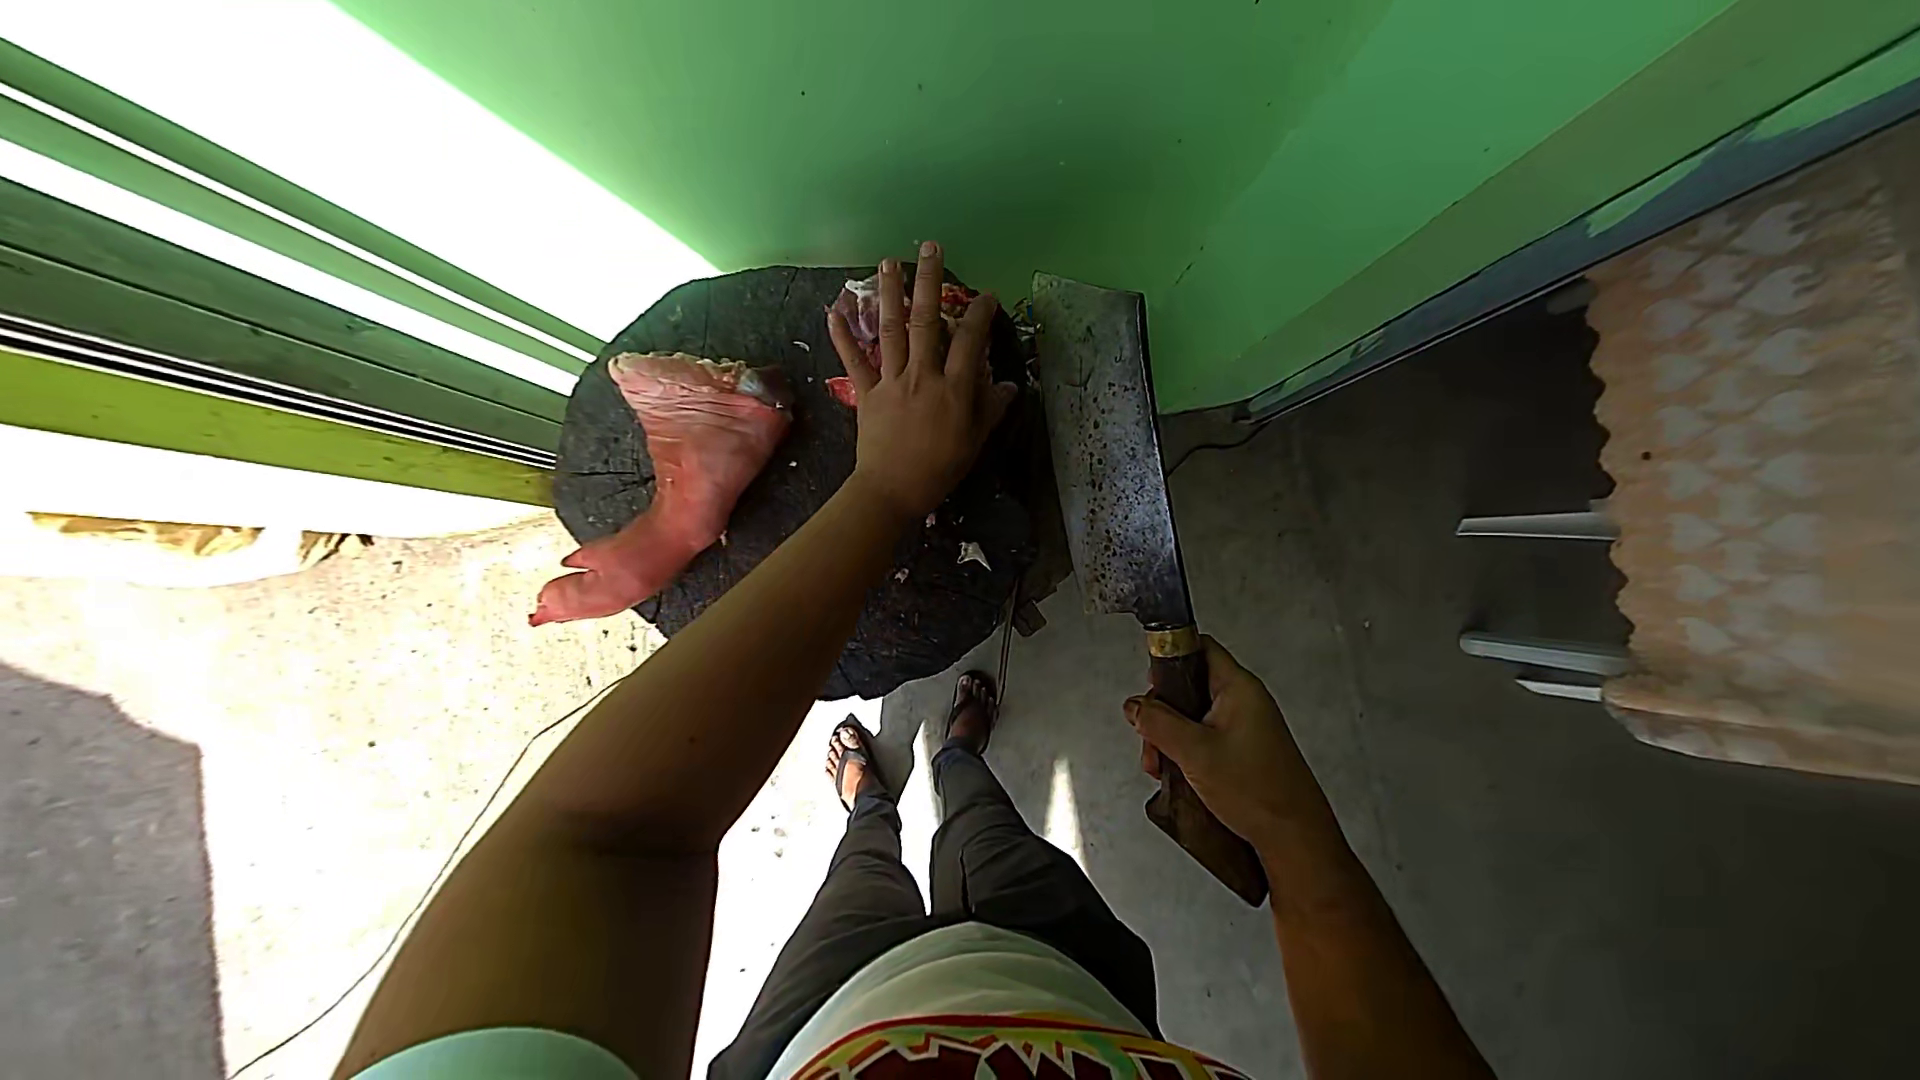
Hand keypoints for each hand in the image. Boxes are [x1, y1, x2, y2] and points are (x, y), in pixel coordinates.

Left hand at [826, 241, 1018, 521]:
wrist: (892, 490)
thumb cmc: (939, 469)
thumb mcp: (974, 442)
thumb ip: (990, 409)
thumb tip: (1008, 385)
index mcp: (952, 388)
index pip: (970, 340)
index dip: (981, 314)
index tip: (988, 297)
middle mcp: (922, 375)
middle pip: (927, 320)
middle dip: (929, 281)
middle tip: (930, 247)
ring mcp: (891, 381)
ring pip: (891, 329)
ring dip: (889, 293)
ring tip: (888, 262)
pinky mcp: (867, 393)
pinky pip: (854, 360)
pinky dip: (843, 336)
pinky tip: (834, 310)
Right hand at [1125, 637, 1332, 849]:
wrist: (1295, 842)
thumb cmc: (1260, 794)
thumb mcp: (1195, 752)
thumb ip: (1158, 722)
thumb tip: (1134, 706)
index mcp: (1238, 688)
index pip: (1199, 647)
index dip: (1171, 656)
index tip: (1150, 681)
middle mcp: (1242, 702)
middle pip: (1187, 685)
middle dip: (1161, 711)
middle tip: (1151, 736)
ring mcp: (1241, 727)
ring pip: (1189, 715)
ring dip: (1167, 736)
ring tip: (1162, 764)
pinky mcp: (1239, 750)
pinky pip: (1200, 737)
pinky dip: (1182, 751)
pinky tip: (1176, 774)